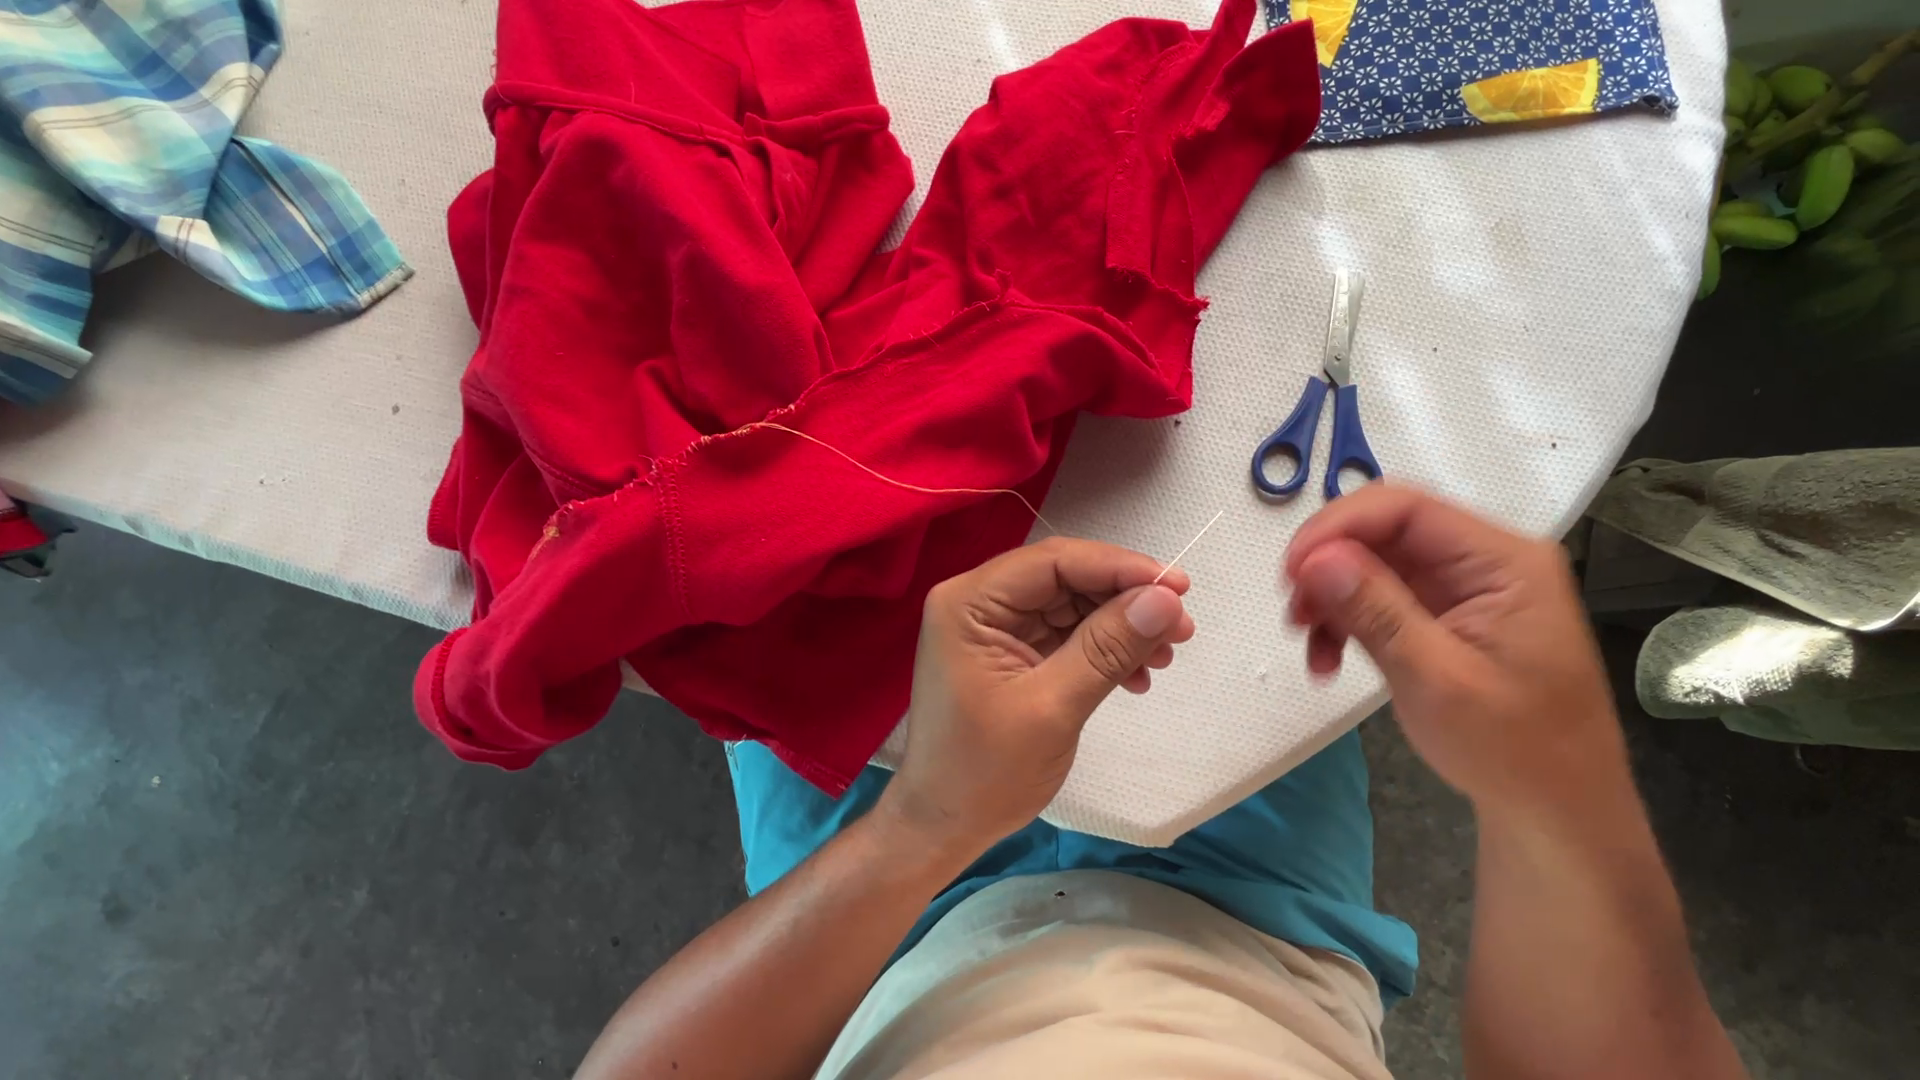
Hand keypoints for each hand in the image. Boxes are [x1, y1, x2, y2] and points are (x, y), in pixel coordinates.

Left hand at [877, 537, 1196, 855]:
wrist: (946, 826)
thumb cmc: (985, 772)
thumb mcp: (1052, 707)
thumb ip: (1107, 648)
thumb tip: (1166, 600)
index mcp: (969, 602)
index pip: (1052, 561)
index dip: (1118, 566)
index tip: (1179, 585)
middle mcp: (978, 604)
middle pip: (1064, 580)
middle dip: (1124, 600)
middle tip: (1181, 627)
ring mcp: (994, 629)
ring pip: (1071, 607)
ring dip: (1120, 627)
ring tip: (1165, 656)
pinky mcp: (1011, 655)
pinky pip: (1065, 636)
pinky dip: (1103, 651)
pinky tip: (1137, 676)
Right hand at [1284, 484, 1622, 817]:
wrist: (1553, 810)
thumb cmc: (1511, 748)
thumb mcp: (1436, 678)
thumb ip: (1376, 610)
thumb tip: (1313, 558)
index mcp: (1502, 561)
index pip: (1405, 508)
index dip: (1337, 526)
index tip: (1290, 570)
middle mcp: (1482, 562)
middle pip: (1383, 533)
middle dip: (1327, 567)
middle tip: (1293, 611)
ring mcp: (1461, 589)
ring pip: (1371, 565)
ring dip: (1329, 598)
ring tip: (1307, 643)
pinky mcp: (1442, 616)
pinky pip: (1378, 598)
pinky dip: (1344, 623)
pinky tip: (1326, 660)